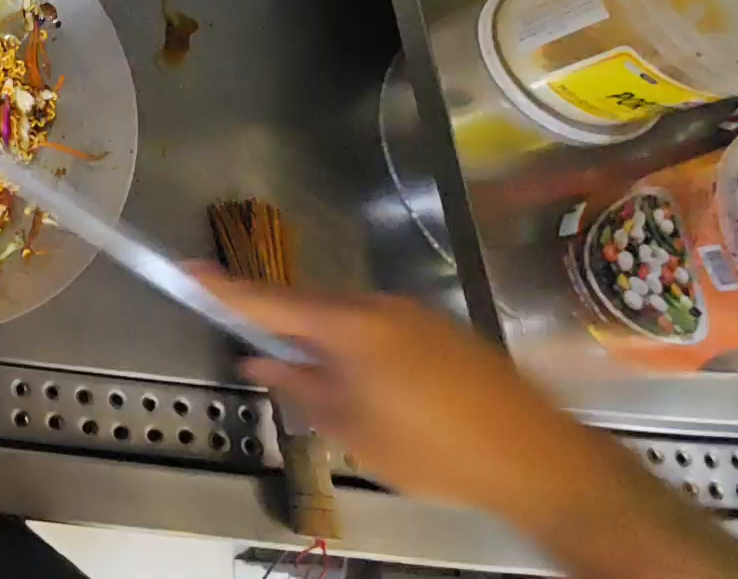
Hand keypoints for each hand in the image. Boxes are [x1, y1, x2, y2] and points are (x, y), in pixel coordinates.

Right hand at [200, 272, 622, 517]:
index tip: (186, 269)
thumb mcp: (351, 429)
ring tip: (330, 383)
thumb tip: (260, 359)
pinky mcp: (442, 329)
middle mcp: (377, 306)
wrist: (551, 468)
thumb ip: (296, 385)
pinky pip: (377, 324)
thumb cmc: (437, 452)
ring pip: (344, 315)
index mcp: (347, 327)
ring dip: (323, 338)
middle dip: (281, 323)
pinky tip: (375, 385)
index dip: (222, 286)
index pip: (267, 300)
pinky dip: (359, 344)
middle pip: (305, 304)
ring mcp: (414, 314)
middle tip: (267, 352)